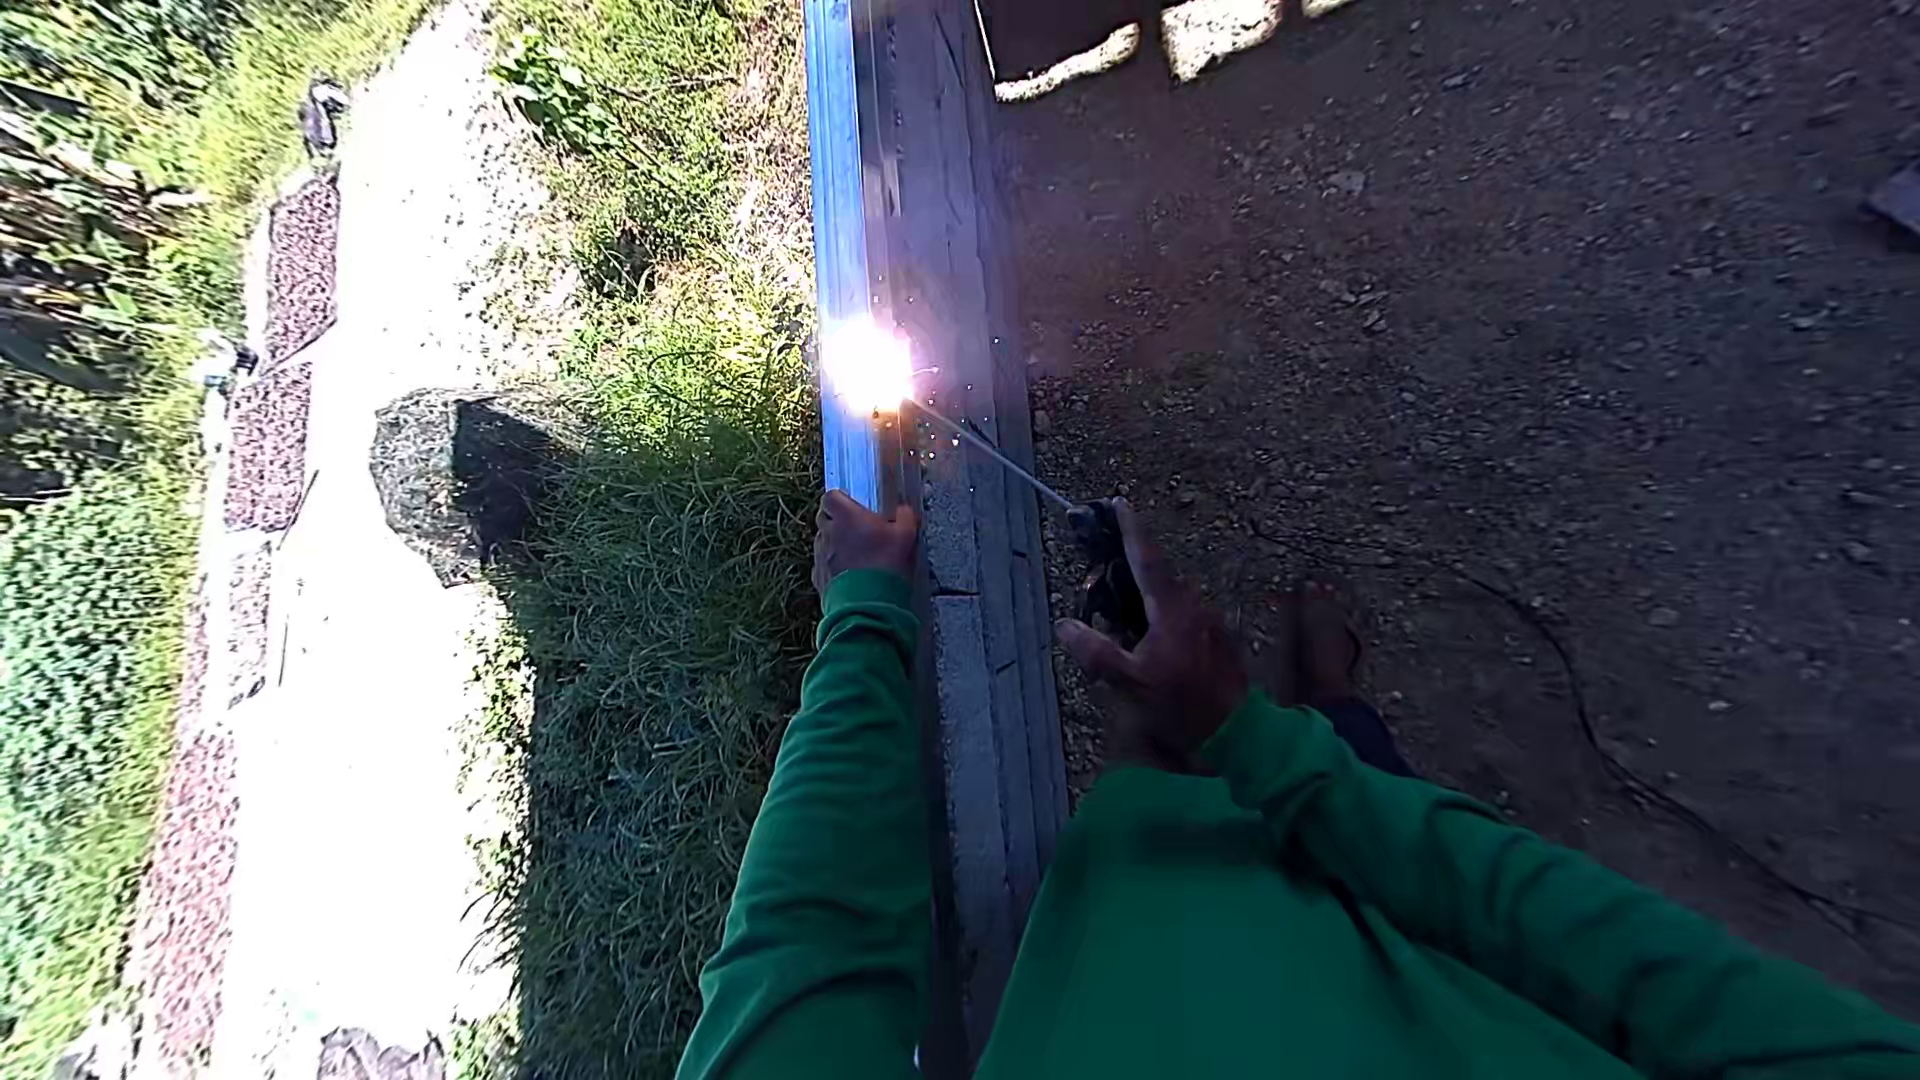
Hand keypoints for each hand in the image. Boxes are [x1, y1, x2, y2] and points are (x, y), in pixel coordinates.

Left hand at [813, 490, 919, 598]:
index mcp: (846, 516)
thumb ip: (905, 517)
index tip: (852, 505)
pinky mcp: (819, 577)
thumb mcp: (906, 536)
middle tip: (857, 530)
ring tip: (857, 556)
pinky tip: (851, 575)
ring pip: (824, 542)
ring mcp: (821, 556)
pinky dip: (834, 567)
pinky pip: (824, 566)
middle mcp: (828, 533)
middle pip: (824, 518)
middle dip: (837, 521)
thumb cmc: (886, 564)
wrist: (869, 603)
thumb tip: (905, 510)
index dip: (840, 499)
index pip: (831, 496)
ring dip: (836, 545)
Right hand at [1054, 498, 1248, 769]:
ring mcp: (1206, 619)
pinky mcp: (1214, 635)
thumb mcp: (1130, 682)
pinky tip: (1144, 644)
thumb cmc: (1182, 705)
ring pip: (1166, 598)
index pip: (1147, 558)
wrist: (1237, 732)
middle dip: (1126, 572)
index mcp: (1171, 609)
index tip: (1118, 502)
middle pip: (1154, 576)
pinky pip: (1178, 614)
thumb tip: (1064, 625)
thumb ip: (1095, 652)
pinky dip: (1156, 617)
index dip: (1131, 528)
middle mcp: (1192, 605)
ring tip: (1118, 624)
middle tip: (1100, 581)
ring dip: (1141, 600)